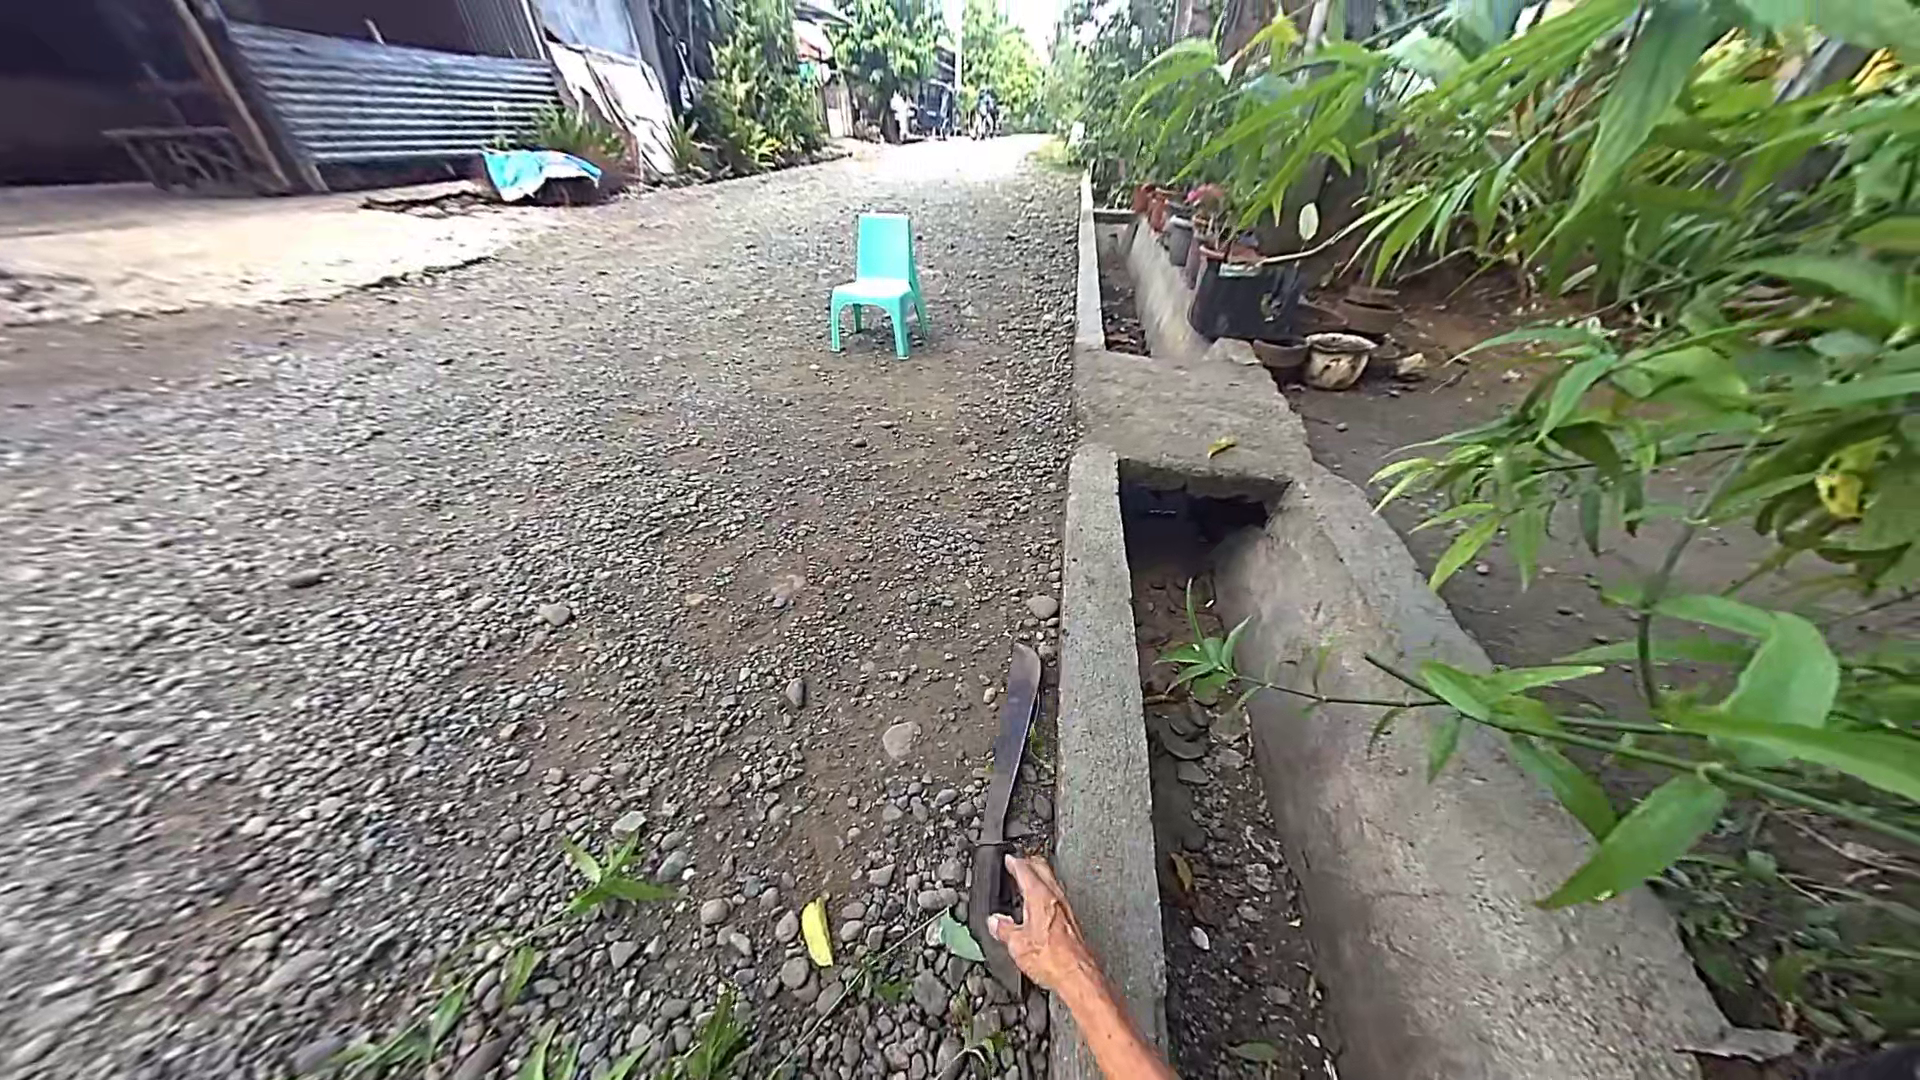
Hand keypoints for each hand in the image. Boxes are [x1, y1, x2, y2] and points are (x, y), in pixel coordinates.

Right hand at [987, 855, 1095, 992]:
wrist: (1078, 976)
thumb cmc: (1053, 959)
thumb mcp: (1017, 945)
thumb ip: (1003, 930)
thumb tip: (995, 922)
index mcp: (1039, 895)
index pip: (1024, 868)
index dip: (1014, 862)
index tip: (1009, 859)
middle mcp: (1054, 896)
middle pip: (1042, 867)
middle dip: (1029, 862)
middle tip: (1019, 863)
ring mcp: (1066, 907)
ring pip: (1052, 880)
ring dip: (1039, 876)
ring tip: (1029, 881)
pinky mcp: (1072, 920)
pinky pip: (1058, 896)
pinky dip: (1047, 892)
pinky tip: (1043, 905)